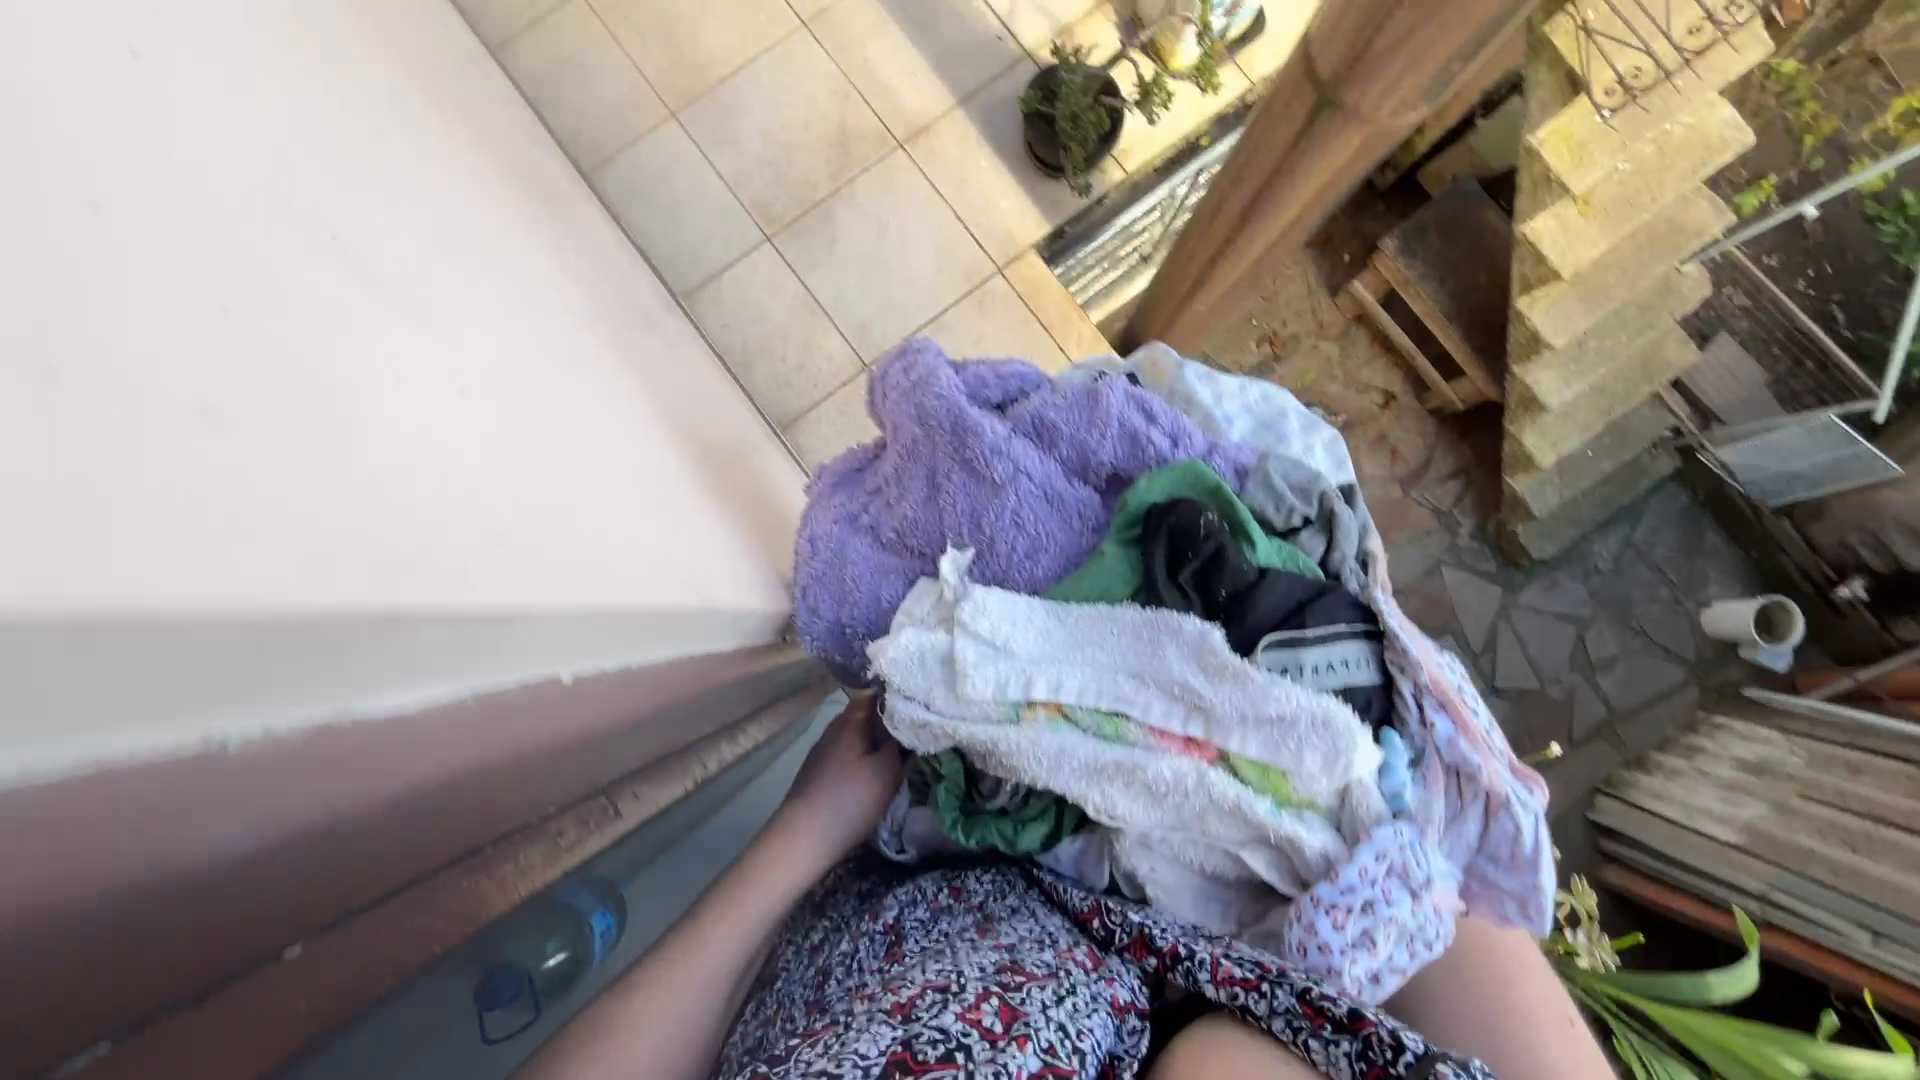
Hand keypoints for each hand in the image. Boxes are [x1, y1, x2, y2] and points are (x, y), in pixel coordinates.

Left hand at [771, 694, 903, 870]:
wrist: (804, 837)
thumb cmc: (851, 799)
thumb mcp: (887, 769)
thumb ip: (900, 741)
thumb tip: (906, 721)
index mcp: (851, 719)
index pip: (877, 694)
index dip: (899, 699)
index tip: (919, 710)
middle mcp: (834, 727)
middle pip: (868, 716)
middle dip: (890, 724)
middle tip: (916, 736)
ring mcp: (823, 749)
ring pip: (857, 736)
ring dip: (876, 743)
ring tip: (899, 756)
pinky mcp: (818, 770)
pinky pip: (848, 753)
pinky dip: (863, 758)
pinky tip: (873, 774)